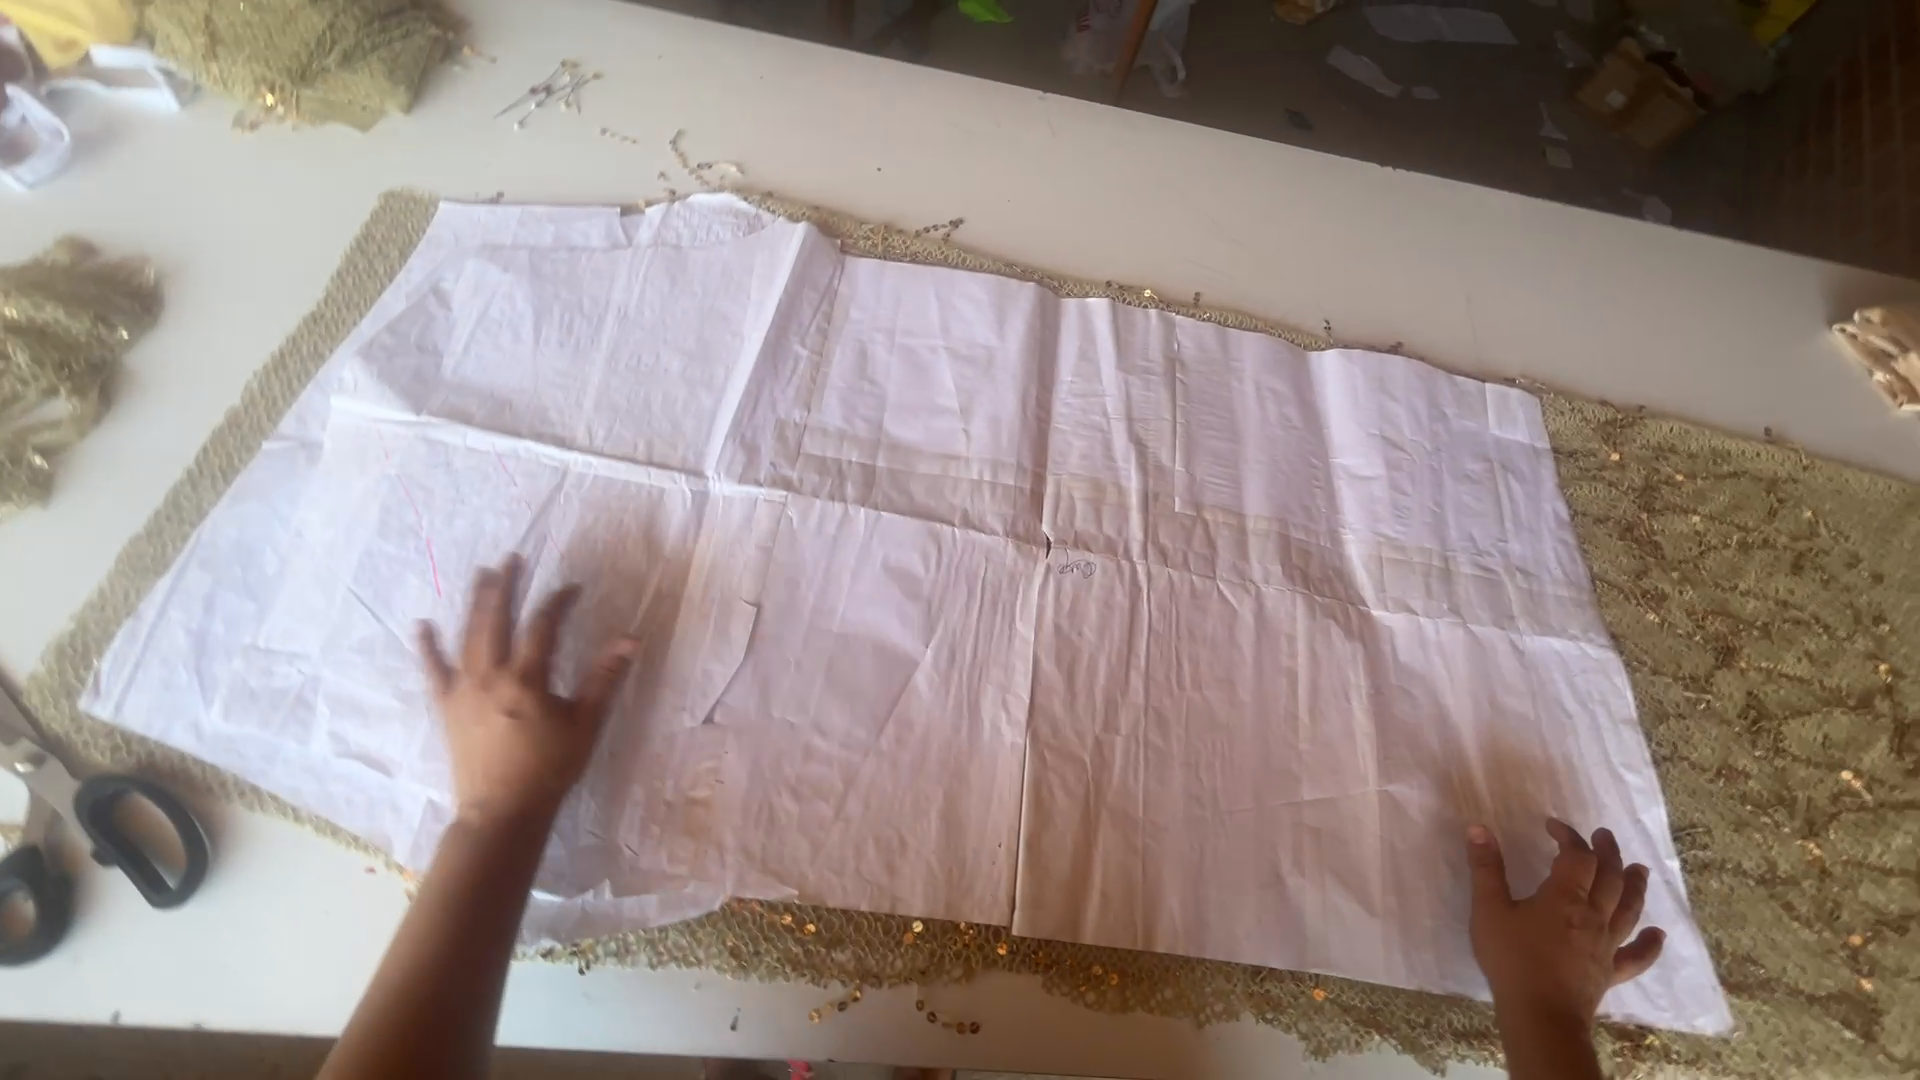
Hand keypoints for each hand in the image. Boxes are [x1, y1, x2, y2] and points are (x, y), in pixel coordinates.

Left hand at [417, 555, 636, 826]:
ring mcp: (462, 690)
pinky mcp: (446, 707)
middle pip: (496, 620)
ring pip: (467, 636)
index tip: (573, 588)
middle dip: (506, 587)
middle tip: (512, 558)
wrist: (502, 811)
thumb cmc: (550, 766)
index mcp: (526, 679)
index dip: (558, 602)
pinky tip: (424, 625)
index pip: (543, 626)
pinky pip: (434, 671)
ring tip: (482, 575)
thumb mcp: (586, 722)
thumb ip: (604, 677)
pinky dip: (428, 647)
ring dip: (475, 603)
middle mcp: (489, 676)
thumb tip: (630, 639)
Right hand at [1466, 820, 1665, 1027]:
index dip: (1569, 837)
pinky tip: (1658, 935)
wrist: (1540, 1013)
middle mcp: (1593, 916)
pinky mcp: (1610, 971)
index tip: (1553, 825)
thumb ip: (1485, 867)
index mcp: (1564, 897)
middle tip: (1604, 835)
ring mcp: (1606, 945)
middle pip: (1610, 879)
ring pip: (1629, 910)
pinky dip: (1650, 943)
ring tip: (1640, 870)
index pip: (1577, 858)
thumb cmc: (1511, 957)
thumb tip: (1479, 828)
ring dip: (1635, 887)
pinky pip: (1637, 955)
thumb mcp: (1488, 907)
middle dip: (1608, 854)